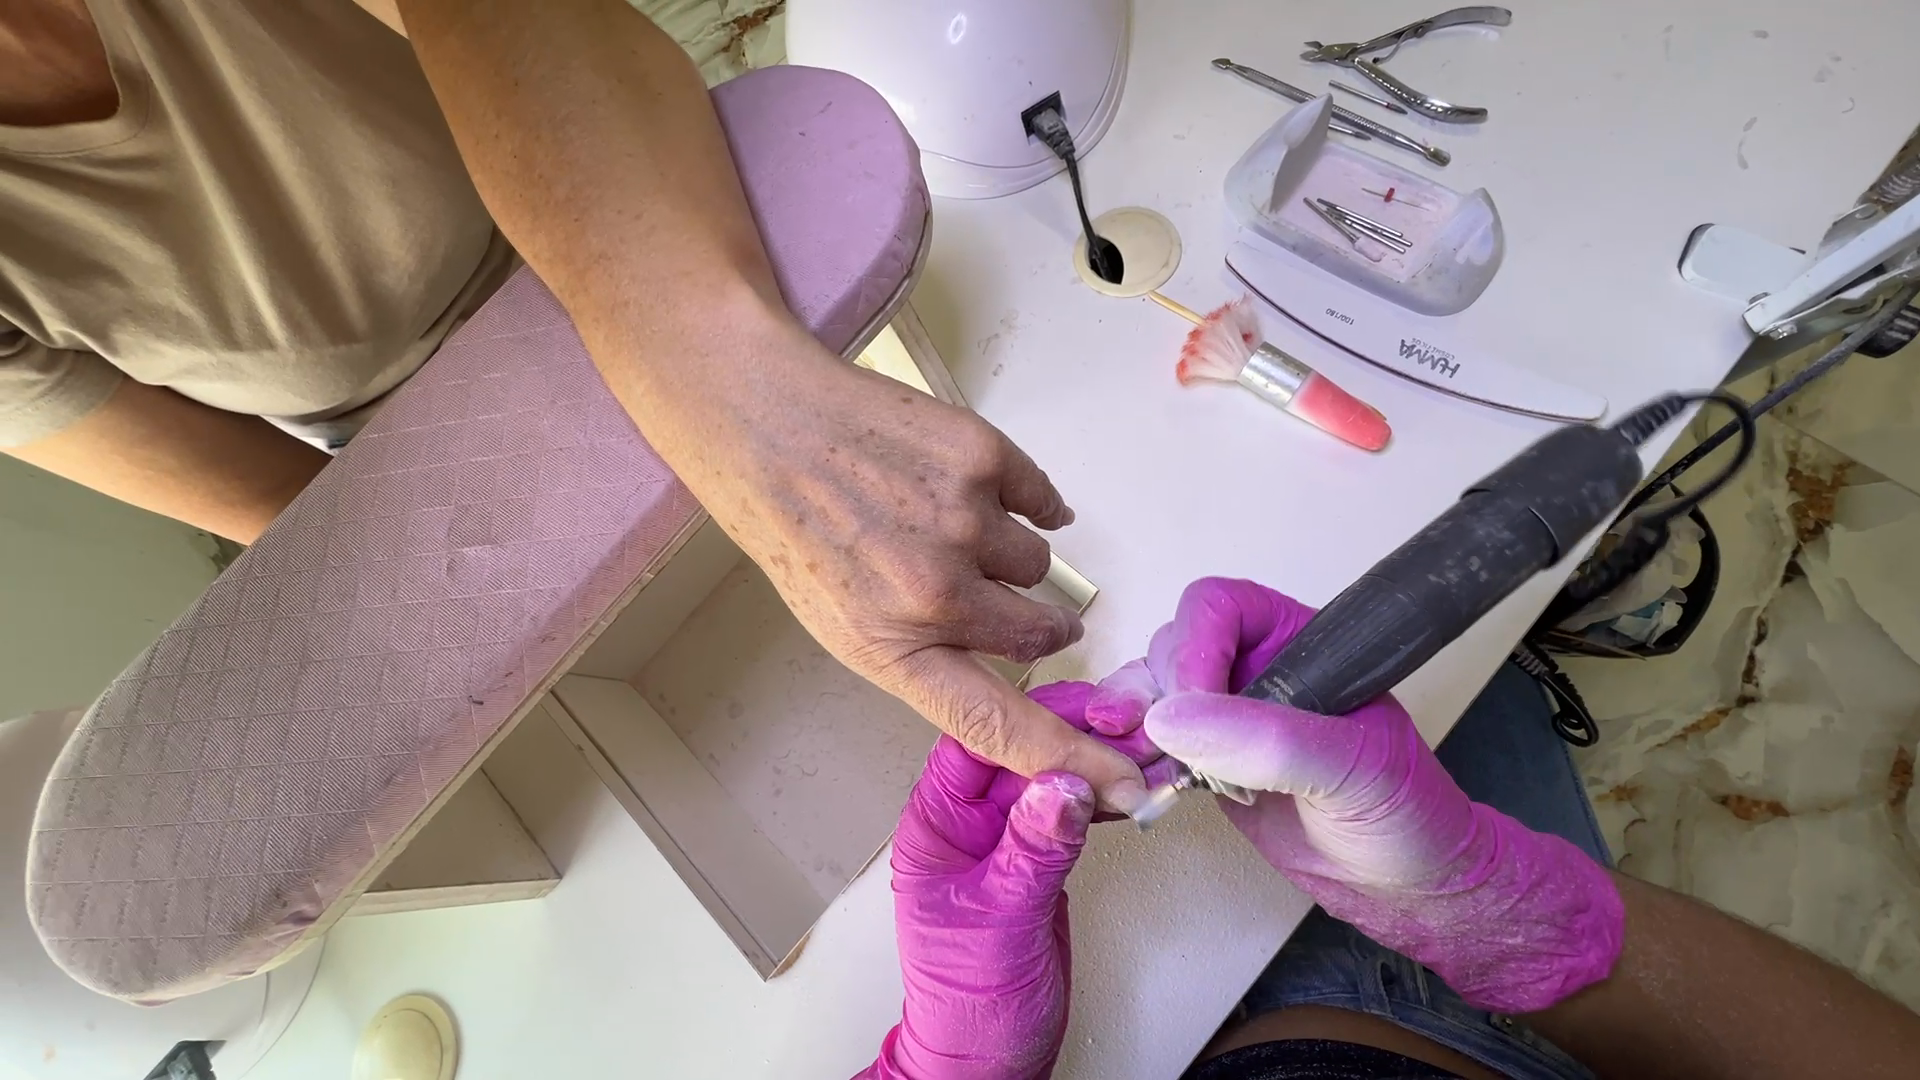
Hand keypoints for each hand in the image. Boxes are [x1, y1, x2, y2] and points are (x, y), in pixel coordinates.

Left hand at [659, 330, 1148, 811]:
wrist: (770, 429)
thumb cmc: (800, 532)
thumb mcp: (849, 624)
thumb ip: (932, 653)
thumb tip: (1017, 654)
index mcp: (895, 649)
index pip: (996, 724)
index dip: (1068, 760)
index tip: (1123, 786)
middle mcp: (935, 593)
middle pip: (1042, 630)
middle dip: (1036, 619)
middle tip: (991, 587)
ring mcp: (964, 521)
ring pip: (1038, 560)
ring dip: (1004, 549)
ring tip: (943, 521)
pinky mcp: (984, 458)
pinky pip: (1043, 500)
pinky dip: (1019, 498)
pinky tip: (966, 486)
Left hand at [860, 680, 1169, 1079]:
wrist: (991, 1059)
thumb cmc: (967, 1003)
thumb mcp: (1001, 918)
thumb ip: (1033, 850)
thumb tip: (1065, 783)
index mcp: (939, 821)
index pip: (979, 744)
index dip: (1031, 720)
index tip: (1085, 714)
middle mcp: (973, 817)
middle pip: (1023, 748)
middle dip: (1078, 733)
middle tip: (1129, 725)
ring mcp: (1011, 832)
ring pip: (1056, 774)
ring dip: (1102, 761)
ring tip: (1147, 748)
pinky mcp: (1044, 852)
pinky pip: (1077, 808)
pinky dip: (1109, 796)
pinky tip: (1138, 786)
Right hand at [1141, 578, 1623, 1013]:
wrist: (1404, 890)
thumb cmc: (1404, 815)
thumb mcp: (1351, 768)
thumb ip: (1267, 739)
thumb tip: (1169, 719)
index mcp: (1292, 641)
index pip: (1218, 608)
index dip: (1194, 646)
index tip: (1194, 706)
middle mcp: (1249, 666)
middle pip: (1173, 644)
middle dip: (1157, 689)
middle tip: (1165, 743)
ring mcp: (1222, 713)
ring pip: (1150, 688)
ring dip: (1130, 717)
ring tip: (1128, 753)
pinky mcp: (1202, 757)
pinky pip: (1149, 737)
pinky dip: (1130, 753)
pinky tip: (1132, 776)